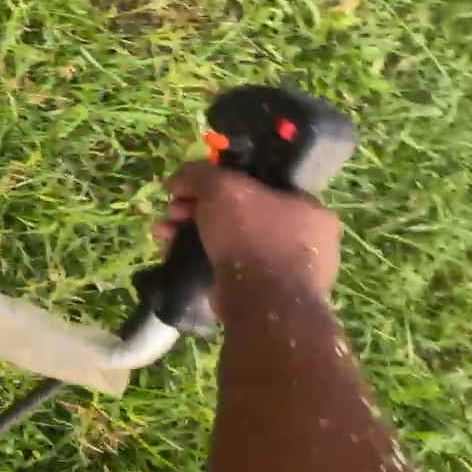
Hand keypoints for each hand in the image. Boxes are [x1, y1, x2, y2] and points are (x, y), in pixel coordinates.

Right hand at [154, 161, 341, 309]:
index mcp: (308, 208)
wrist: (264, 299)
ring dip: (187, 229)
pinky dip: (198, 252)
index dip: (213, 182)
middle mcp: (304, 235)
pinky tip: (174, 251)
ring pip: (225, 235)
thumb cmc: (251, 234)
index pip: (254, 183)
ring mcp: (287, 264)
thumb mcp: (220, 187)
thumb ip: (199, 173)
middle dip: (193, 208)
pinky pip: (226, 259)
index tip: (186, 189)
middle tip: (172, 213)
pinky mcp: (266, 286)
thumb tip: (181, 180)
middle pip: (234, 209)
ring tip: (164, 234)